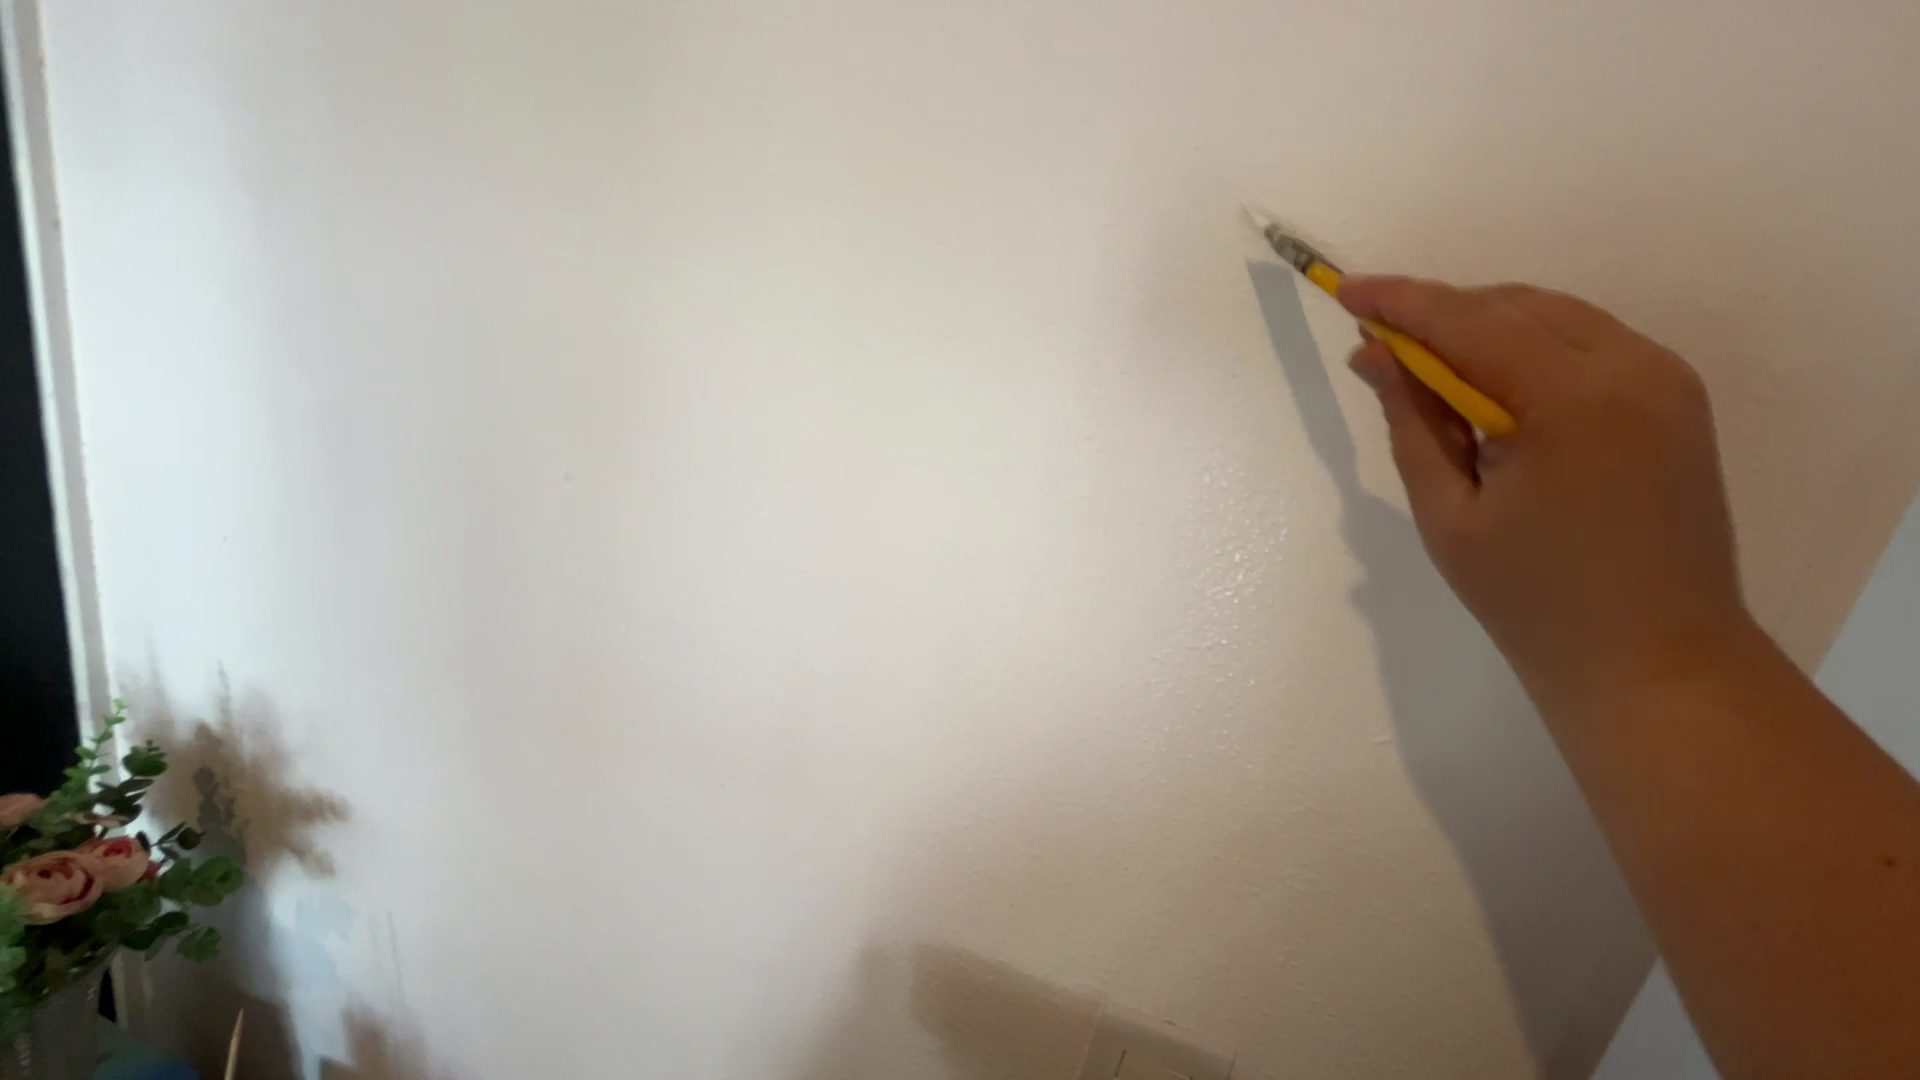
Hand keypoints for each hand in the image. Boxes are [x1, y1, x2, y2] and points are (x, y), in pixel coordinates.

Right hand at [1338, 276, 1756, 712]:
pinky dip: (1525, 349)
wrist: (1653, 657)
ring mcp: (1666, 379)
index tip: (1344, 291)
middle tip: (1375, 346)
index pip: (1470, 322)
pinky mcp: (1674, 398)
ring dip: (1480, 329)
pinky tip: (1486, 388)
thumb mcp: (1448, 512)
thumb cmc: (1531, 597)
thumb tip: (1374, 355)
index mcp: (1573, 400)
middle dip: (1438, 314)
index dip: (1401, 301)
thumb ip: (1412, 421)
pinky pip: (1585, 344)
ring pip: (1552, 317)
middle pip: (1514, 306)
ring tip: (1421, 370)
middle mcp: (1634, 368)